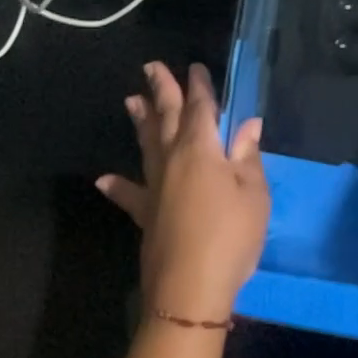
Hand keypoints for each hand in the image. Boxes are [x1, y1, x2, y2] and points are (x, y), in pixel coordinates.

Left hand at [97, 63, 269, 321]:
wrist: (190, 290)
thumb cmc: (230, 235)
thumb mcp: (254, 194)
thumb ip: (248, 157)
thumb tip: (248, 124)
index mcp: (201, 148)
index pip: (201, 107)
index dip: (200, 86)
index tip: (196, 67)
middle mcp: (173, 159)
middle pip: (166, 116)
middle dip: (162, 90)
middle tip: (151, 67)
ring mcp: (155, 187)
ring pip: (146, 145)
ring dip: (140, 121)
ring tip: (131, 101)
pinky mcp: (145, 215)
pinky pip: (129, 194)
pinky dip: (117, 185)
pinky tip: (103, 179)